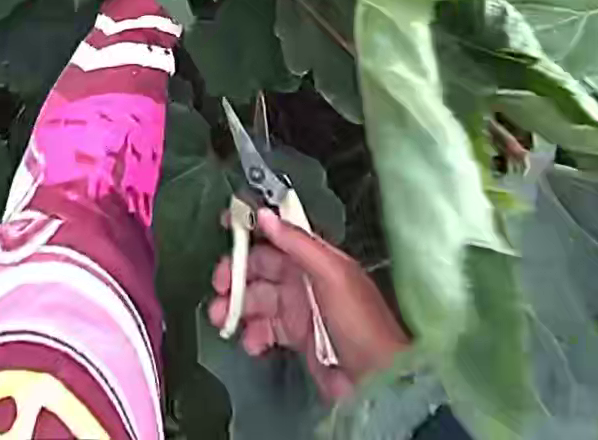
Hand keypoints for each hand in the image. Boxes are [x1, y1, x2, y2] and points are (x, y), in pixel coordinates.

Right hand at [207, 207, 410, 399]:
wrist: (378, 383)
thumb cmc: (358, 321)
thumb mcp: (331, 275)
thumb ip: (297, 243)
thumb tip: (264, 214)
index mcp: (315, 256)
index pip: (278, 233)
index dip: (252, 227)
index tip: (226, 224)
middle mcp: (303, 277)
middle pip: (260, 266)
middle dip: (236, 273)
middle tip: (219, 285)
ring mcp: (299, 308)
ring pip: (258, 298)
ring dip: (238, 306)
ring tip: (222, 318)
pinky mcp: (296, 337)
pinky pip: (266, 328)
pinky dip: (254, 334)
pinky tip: (252, 343)